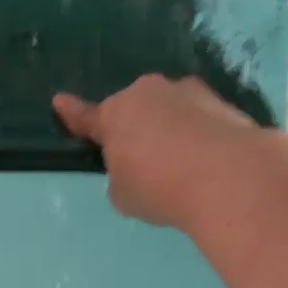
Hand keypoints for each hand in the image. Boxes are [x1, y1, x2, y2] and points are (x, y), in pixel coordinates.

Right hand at [53, 75, 267, 228]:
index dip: (73, 114)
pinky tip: (213, 165)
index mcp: (115, 114)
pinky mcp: (224, 103)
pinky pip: (203, 121)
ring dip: (174, 131)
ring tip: (189, 168)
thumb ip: (123, 176)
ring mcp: (190, 93)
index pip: (87, 117)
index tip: (60, 101)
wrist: (227, 176)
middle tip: (151, 165)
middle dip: (139, 130)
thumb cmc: (159, 187)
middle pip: (137, 111)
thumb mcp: (124, 195)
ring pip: (173, 112)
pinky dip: (203, 137)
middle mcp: (149, 93)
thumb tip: (139, 167)